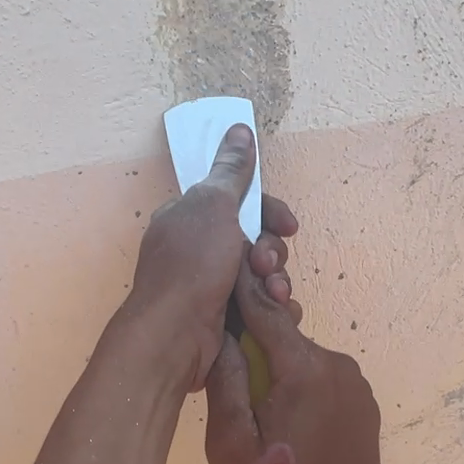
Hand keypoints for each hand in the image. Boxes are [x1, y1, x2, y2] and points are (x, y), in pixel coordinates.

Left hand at [122, 124, 298, 390]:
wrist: (176, 337)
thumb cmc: (191, 265)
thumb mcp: (212, 206)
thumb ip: (231, 170)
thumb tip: (238, 126)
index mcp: (190, 217)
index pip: (239, 202)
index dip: (268, 211)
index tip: (287, 224)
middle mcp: (199, 248)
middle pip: (256, 238)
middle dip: (272, 251)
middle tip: (267, 265)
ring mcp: (211, 285)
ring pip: (262, 274)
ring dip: (275, 281)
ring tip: (272, 295)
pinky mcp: (224, 316)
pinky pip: (260, 304)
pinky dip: (272, 307)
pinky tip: (276, 313)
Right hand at [203, 254, 385, 463]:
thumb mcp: (229, 445)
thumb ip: (225, 381)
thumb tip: (220, 332)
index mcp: (302, 370)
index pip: (265, 310)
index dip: (241, 289)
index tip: (223, 266)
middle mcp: (335, 365)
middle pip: (284, 336)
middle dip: (256, 344)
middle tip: (229, 373)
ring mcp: (355, 384)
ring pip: (303, 359)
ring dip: (279, 370)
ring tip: (260, 411)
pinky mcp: (364, 402)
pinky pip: (322, 379)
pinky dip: (301, 386)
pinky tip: (290, 422)